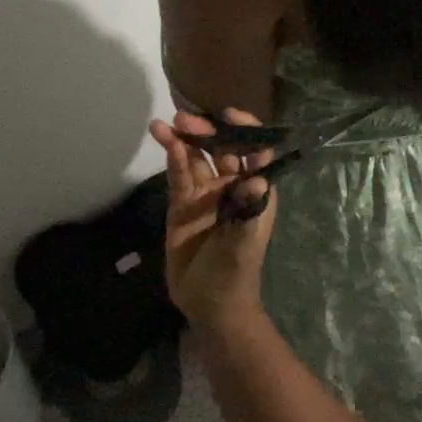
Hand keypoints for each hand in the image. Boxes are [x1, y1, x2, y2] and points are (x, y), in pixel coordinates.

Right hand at [149, 111, 277, 331]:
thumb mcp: (244, 243)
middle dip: (205, 131)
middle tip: (186, 120)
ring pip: (194, 157)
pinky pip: (178, 176)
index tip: (230, 115)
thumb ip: (248, 210)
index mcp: (255, 190)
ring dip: (182, 139)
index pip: (255, 151)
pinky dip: (172, 158)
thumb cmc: (236, 273)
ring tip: (165, 124)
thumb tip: (257, 179)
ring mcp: (205, 193)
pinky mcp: (182, 204)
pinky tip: (164, 143)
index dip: (246, 129)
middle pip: (220, 148)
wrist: (211, 306)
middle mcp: (231, 185)